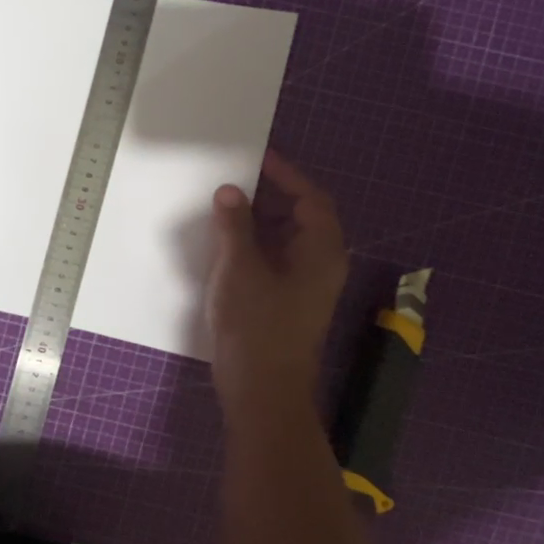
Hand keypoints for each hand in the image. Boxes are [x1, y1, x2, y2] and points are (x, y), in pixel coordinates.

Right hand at [207, 152, 347, 406]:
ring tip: (223, 205)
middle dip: (270, 196)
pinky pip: (273, 258)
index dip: (287, 176)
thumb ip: (235, 227)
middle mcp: (319, 264)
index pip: (312, 200)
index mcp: (320, 252)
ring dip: (258, 220)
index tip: (257, 158)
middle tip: (233, 179)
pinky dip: (252, 242)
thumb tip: (231, 192)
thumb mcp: (240, 269)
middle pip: (302, 217)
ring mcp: (302, 284)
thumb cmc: (256, 323)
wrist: (262, 385)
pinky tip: (224, 242)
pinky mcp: (284, 299)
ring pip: (285, 238)